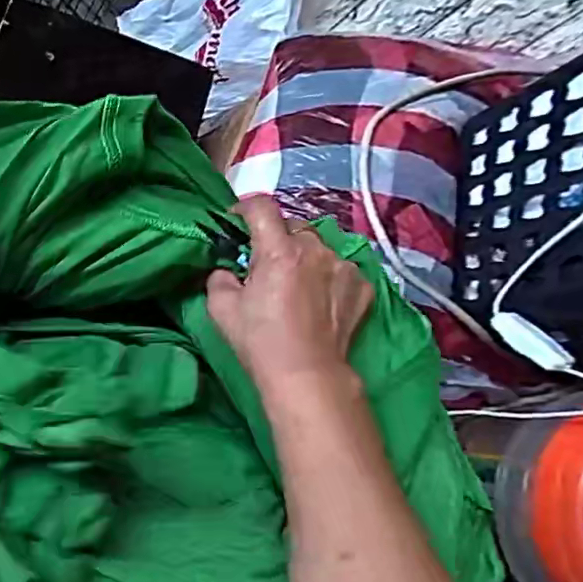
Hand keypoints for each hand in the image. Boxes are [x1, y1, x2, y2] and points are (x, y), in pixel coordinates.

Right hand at [206, 196, 373, 389]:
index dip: (244, 208)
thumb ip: (219, 277)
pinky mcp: (363, 285)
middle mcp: (315, 250)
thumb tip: (226, 269)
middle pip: (292, 228)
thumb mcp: (221, 308)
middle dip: (275, 240)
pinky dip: (324, 276)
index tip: (235, 221)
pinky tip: (316, 298)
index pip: (262, 208)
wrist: (306, 372)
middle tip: (262, 265)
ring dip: (302, 257)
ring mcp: (344, 266)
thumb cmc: (258, 340)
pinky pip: (338, 268)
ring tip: (292, 284)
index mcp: (278, 251)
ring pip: (317, 247)